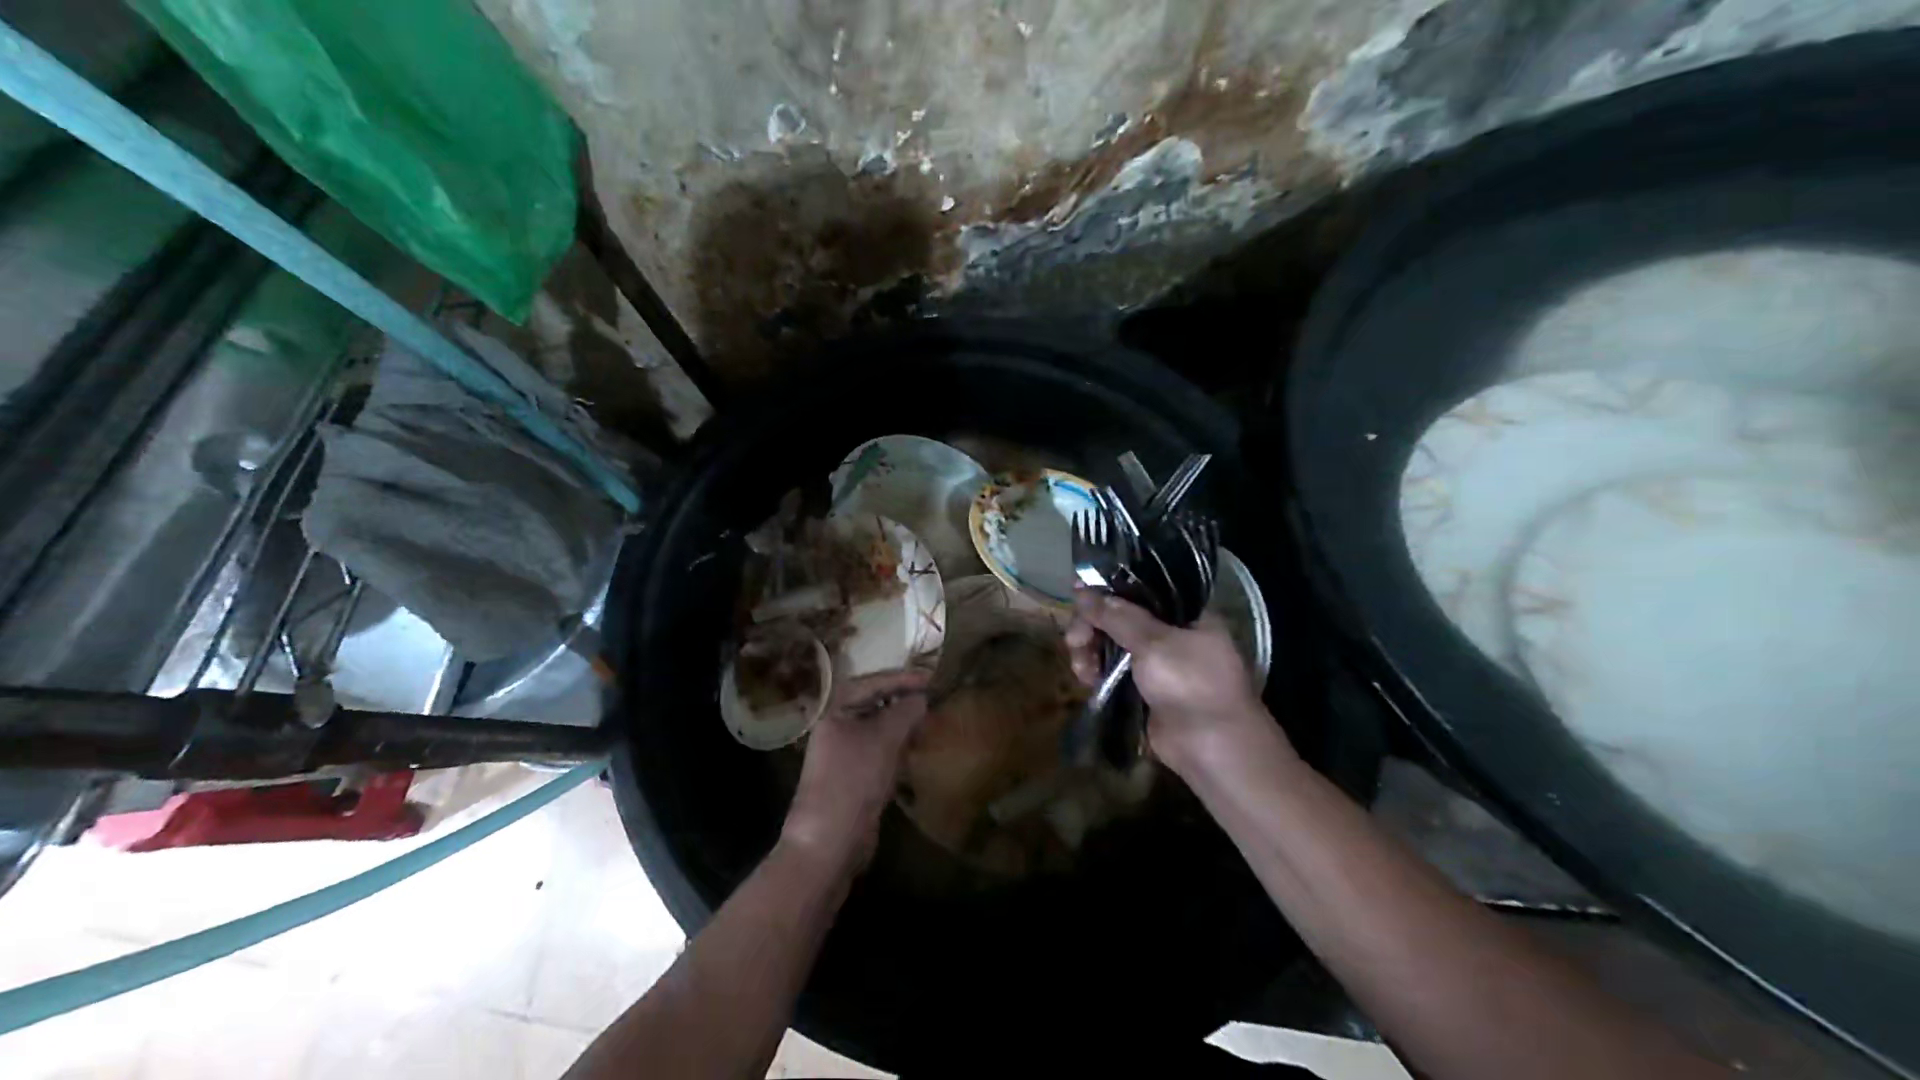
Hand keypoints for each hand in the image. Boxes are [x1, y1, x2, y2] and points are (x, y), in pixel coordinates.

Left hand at [781, 669, 928, 871]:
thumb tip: (920, 698)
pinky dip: (897, 749)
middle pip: (873, 706)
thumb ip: (904, 712)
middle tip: (933, 698)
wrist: (829, 841)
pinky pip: (879, 754)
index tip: (931, 678)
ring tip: (929, 721)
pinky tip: (915, 751)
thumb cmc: (854, 779)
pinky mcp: (854, 779)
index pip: (871, 683)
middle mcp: (836, 729)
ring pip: (878, 731)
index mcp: (834, 712)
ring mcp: (843, 755)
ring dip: (902, 726)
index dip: (902, 679)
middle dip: (903, 701)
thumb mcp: (883, 739)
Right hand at [1064, 590, 1290, 775]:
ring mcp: (1158, 662)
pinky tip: (1087, 680)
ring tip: (1082, 670)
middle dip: (1092, 626)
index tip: (1079, 599)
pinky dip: (1097, 672)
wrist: (1213, 747)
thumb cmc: (1192, 684)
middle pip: (1119, 617)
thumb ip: (1116, 615)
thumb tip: (1082, 590)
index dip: (1106, 592)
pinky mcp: (1145, 689)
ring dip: (1090, 651)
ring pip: (1112, 644)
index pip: (1138, 589)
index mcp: (1185, 612)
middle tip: (1074, 641)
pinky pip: (1114, 671)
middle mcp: (1172, 632)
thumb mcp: (1154, 643)